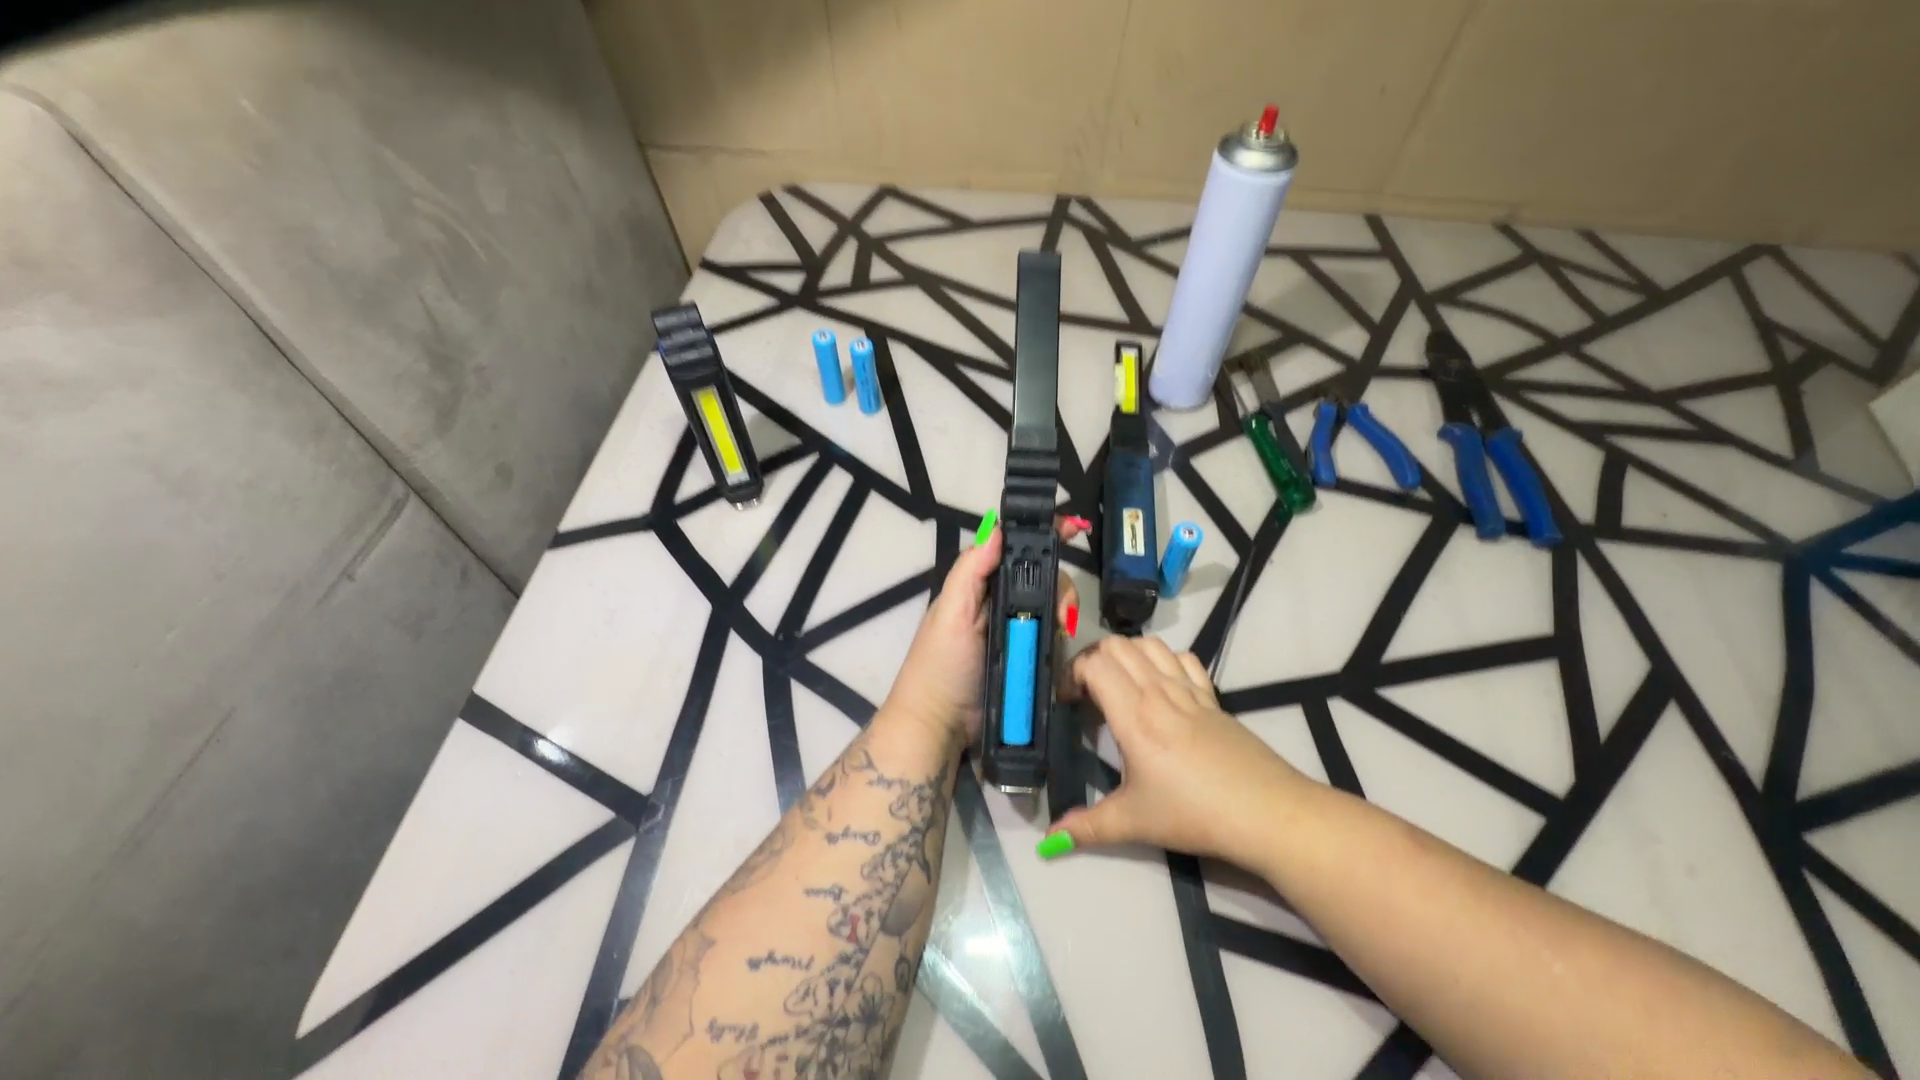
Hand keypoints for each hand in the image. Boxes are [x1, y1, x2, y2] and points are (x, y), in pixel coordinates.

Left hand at [883, 519, 1082, 747]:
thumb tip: (997, 528)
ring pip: (1056, 610)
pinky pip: (1058, 643)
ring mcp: (1020, 635)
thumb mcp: (951, 612)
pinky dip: (1064, 643)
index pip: (1017, 553)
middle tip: (1062, 611)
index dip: (1045, 539)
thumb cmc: (940, 665)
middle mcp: (1003, 606)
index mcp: (982, 588)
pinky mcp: (1032, 662)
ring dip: (1064, 615)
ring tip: (1061, 631)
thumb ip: (971, 570)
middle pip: (1046, 580)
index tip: (1073, 529)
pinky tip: (1062, 649)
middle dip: (1061, 587)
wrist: (942, 727)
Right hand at [1048, 636, 1307, 868]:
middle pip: (1119, 645)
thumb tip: (1050, 842)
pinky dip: (1164, 660)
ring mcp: (1191, 692)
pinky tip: (1161, 686)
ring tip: (1120, 685)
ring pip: (1151, 645)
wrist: (1266, 812)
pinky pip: (1184, 659)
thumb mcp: (1133, 823)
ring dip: (1128, 654)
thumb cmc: (1194, 813)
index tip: (1068, 702)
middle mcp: (1160, 692)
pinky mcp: (1213, 699)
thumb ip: (1087, 828)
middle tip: (1087, 692)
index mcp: (1135, 715)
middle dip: (1094, 659)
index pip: (1095, 664)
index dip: (1072, 674)